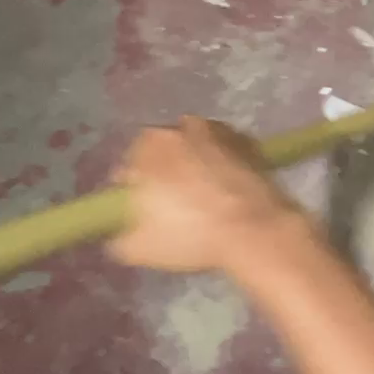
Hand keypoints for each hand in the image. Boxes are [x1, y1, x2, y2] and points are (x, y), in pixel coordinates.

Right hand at [109, 117, 304, 273]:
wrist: (253, 227)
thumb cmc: (190, 233)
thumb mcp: (137, 247)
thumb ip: (120, 233)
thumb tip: (121, 230)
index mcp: (149, 145)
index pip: (129, 165)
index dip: (133, 188)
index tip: (142, 208)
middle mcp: (183, 126)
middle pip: (164, 150)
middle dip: (164, 171)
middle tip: (173, 202)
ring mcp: (219, 129)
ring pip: (196, 146)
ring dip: (195, 162)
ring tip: (203, 196)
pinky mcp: (248, 139)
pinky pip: (225, 150)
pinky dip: (222, 162)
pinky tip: (227, 188)